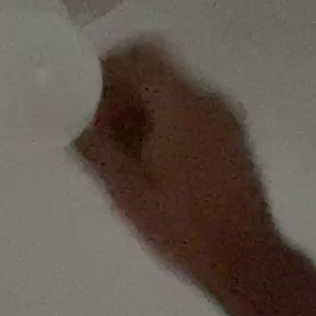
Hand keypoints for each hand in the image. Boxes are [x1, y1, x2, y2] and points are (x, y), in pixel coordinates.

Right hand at [74, 41, 282, 293]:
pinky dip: (163, 120)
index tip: (81, 93)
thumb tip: (69, 121)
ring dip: (140, 108)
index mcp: (181, 105)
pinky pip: (190, 111)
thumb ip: (95, 148)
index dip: (106, 67)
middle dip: (120, 91)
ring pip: (172, 92)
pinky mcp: (232, 136)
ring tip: (114, 148)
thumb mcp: (127, 191)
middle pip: (156, 72)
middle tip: (92, 126)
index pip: (140, 56)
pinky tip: (145, 159)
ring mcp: (225, 117)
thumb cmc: (182, 226)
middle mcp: (207, 100)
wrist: (245, 259)